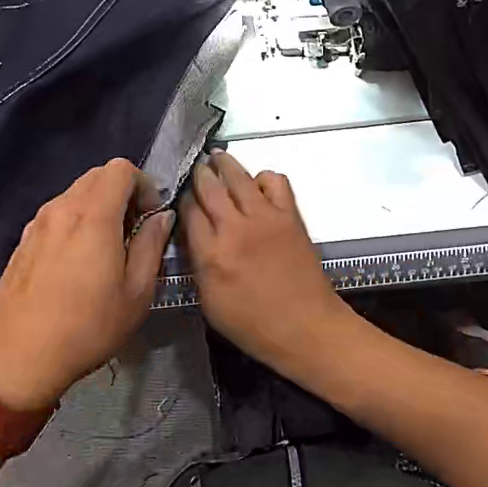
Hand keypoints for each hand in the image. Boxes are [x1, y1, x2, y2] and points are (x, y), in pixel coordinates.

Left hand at [0, 159, 172, 410]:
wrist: (18, 356)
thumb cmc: (86, 327)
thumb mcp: (136, 293)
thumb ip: (152, 245)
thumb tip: (161, 217)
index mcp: (93, 215)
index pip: (120, 168)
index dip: (143, 184)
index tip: (151, 215)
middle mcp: (62, 208)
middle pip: (97, 176)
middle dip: (122, 193)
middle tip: (134, 231)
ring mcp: (38, 222)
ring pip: (75, 193)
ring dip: (98, 206)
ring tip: (107, 248)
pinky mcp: (24, 238)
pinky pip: (57, 213)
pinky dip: (76, 220)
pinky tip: (78, 260)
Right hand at [180, 151, 350, 370]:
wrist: (306, 329)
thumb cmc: (254, 325)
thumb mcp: (209, 302)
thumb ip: (197, 264)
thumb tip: (191, 235)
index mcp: (211, 254)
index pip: (188, 211)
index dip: (182, 199)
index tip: (181, 197)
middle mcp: (235, 229)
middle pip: (209, 186)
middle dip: (199, 174)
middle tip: (195, 168)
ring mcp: (265, 218)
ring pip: (238, 176)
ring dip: (224, 163)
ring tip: (217, 158)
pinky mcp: (290, 215)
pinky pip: (274, 181)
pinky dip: (262, 177)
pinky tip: (257, 185)